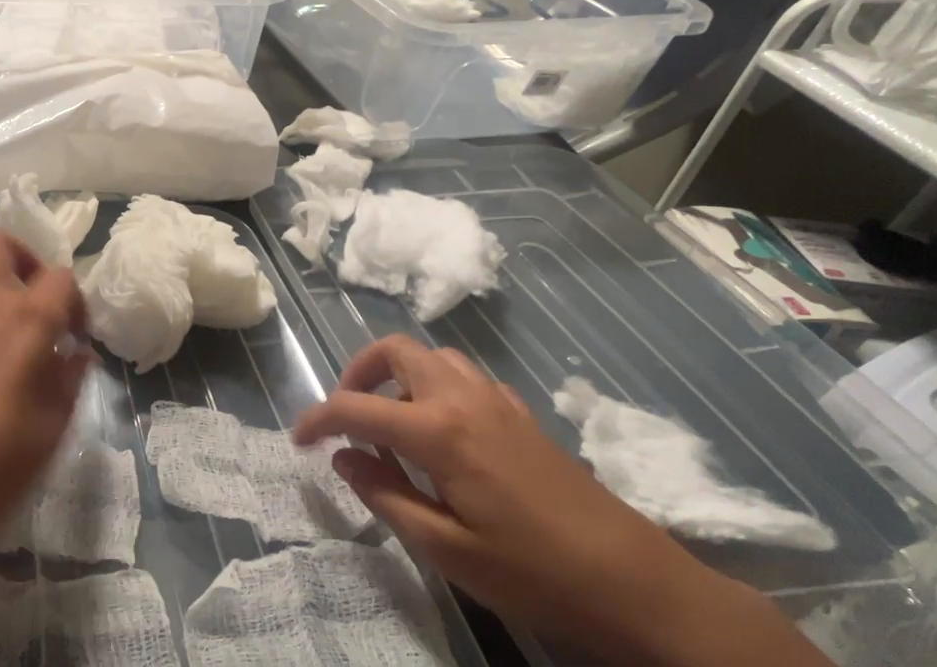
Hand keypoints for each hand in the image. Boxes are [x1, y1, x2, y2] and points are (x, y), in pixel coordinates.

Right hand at [296, 335, 831, 666]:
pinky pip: (468, 378)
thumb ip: (384, 495)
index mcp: (438, 431)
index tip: (298, 440)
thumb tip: (344, 457)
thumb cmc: (532, 571)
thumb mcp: (445, 548)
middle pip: (396, 351)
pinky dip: (439, 387)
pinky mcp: (524, 417)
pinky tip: (444, 432)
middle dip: (357, 374)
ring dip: (400, 375)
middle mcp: (463, 400)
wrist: (637, 585)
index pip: (355, 407)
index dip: (317, 419)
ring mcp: (498, 403)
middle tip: (346, 417)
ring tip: (390, 419)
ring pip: (434, 357)